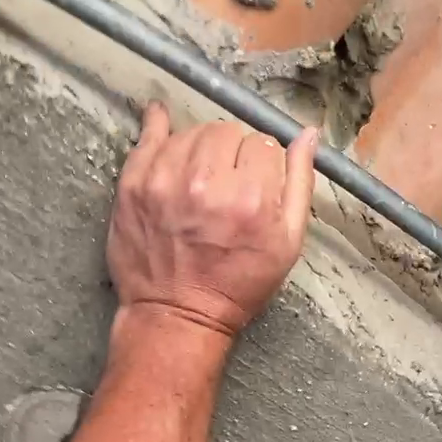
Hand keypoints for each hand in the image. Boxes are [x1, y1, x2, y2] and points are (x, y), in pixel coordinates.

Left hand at [107, 102, 320, 338]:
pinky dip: (161, 128)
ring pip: (192, 132)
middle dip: (233, 153)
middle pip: (227, 132)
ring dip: (202, 148)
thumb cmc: (239, 285)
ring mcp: (165, 179)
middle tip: (230, 183)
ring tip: (203, 180)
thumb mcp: (287, 245)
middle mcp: (206, 182)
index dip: (264, 162)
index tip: (257, 182)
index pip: (264, 144)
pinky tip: (165, 125)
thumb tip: (308, 136)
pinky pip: (151, 134)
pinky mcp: (134, 182)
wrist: (180, 315)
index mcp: (250, 198)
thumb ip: (299, 185)